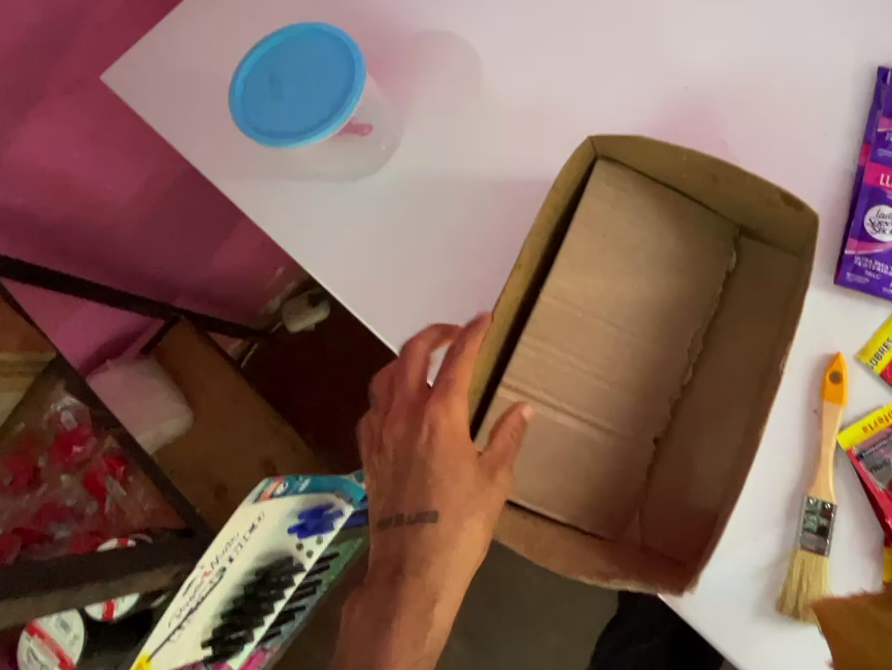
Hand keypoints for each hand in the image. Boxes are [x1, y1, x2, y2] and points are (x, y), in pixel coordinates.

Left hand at [332, 315, 533, 669]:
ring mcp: (381, 432)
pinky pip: (372, 408)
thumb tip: (524, 408)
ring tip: (426, 362)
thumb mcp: (496, 479)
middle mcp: (406, 413)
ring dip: (407, 359)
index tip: (484, 319)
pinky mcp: (367, 454)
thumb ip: (507, 436)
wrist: (411, 572)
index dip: (473, 333)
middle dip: (435, 334)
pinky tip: (399, 405)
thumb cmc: (461, 525)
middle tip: (455, 332)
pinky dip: (387, 394)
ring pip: (386, 376)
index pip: (459, 358)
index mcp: (442, 414)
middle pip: (413, 353)